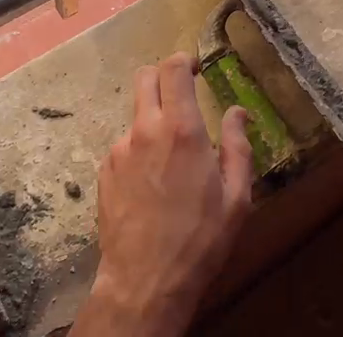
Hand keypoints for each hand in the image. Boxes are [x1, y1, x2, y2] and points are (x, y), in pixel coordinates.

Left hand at [71, 52, 253, 336]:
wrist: (145, 282)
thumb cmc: (200, 241)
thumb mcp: (236, 198)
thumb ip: (237, 147)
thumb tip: (238, 112)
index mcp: (181, 130)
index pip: (173, 69)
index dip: (184, 61)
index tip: (195, 69)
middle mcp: (145, 130)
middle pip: (145, 78)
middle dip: (163, 78)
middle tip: (180, 96)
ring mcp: (120, 149)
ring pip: (135, 115)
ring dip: (152, 122)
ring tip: (169, 162)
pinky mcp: (104, 170)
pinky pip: (124, 146)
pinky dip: (138, 152)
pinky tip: (150, 185)